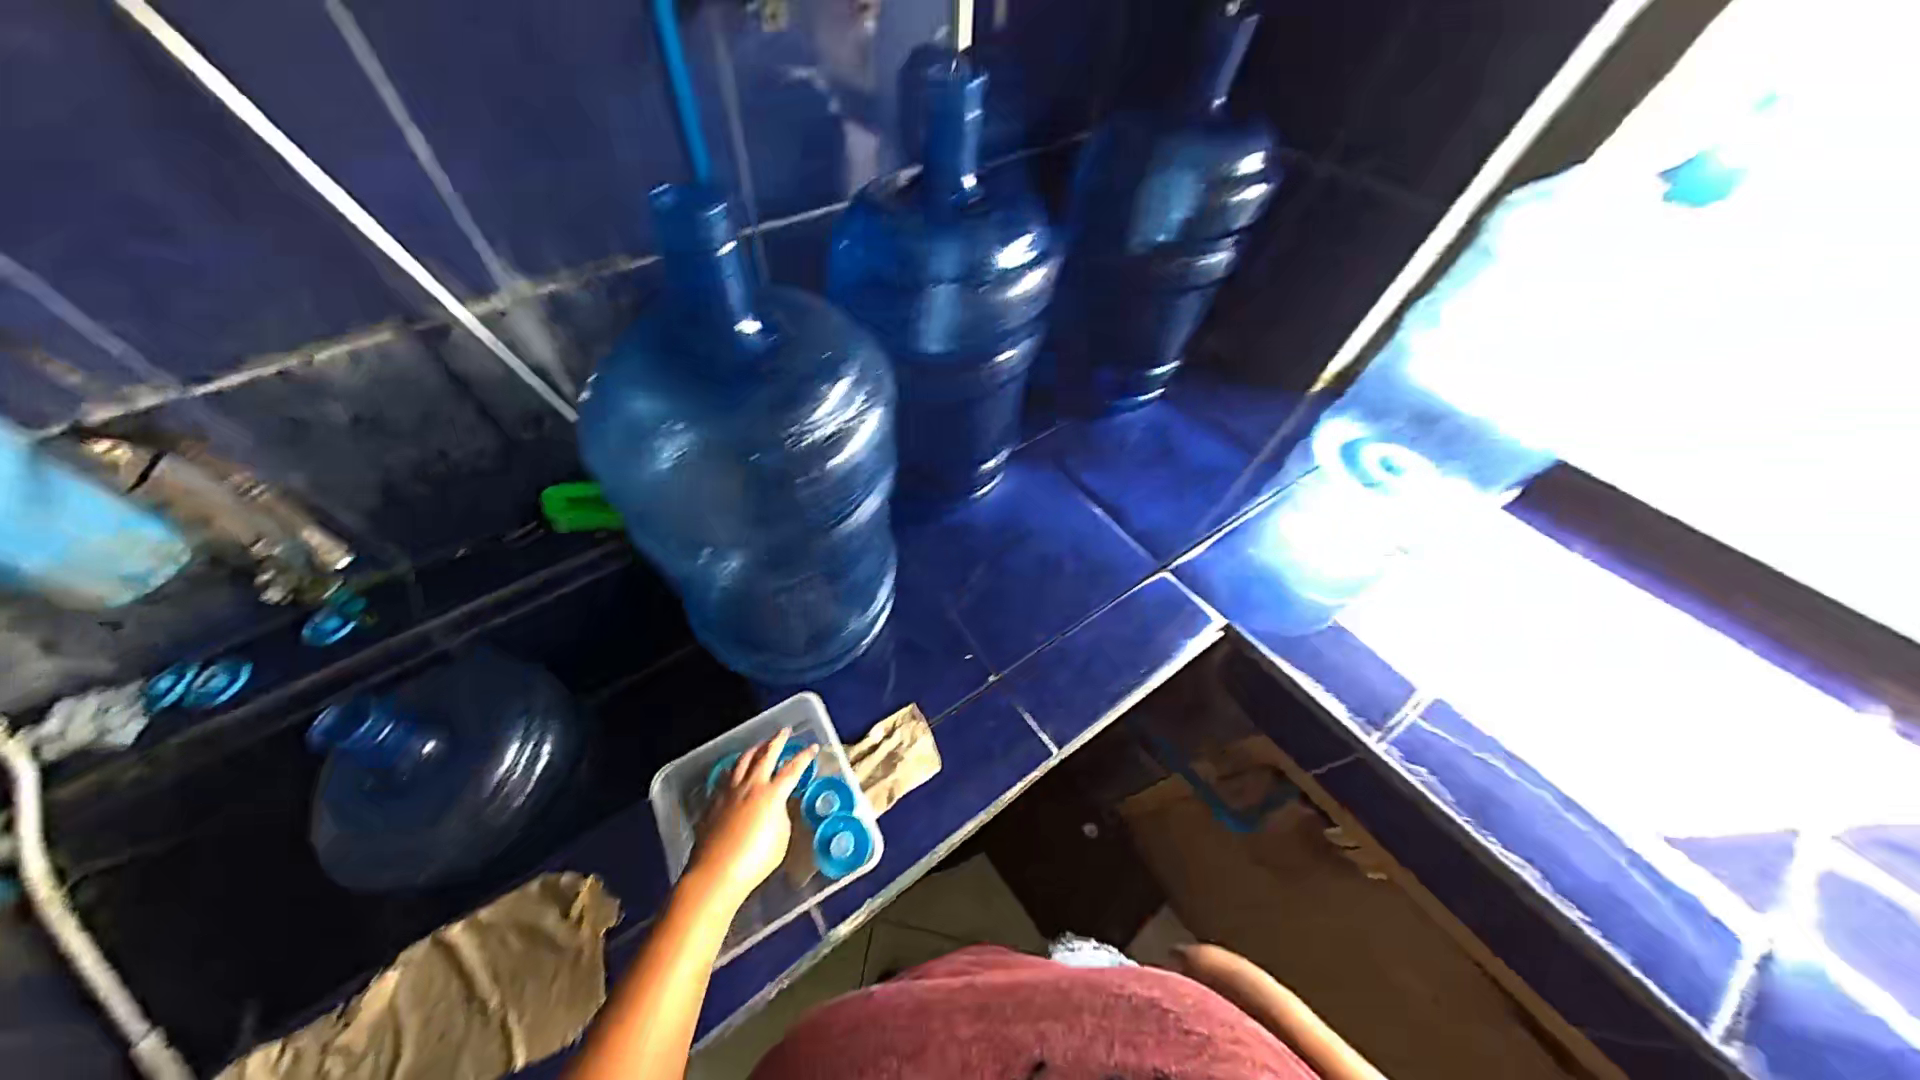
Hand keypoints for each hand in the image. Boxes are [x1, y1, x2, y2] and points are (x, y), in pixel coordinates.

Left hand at [686, 729, 817, 909]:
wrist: (716, 873)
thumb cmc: (756, 859)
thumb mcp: (781, 836)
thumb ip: (781, 814)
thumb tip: (775, 805)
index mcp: (772, 793)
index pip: (793, 769)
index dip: (804, 757)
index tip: (813, 747)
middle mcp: (751, 785)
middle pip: (766, 755)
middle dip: (777, 741)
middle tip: (784, 731)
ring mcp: (729, 791)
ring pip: (742, 761)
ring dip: (754, 749)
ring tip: (760, 745)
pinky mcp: (713, 801)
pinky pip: (726, 776)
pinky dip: (735, 768)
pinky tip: (735, 770)